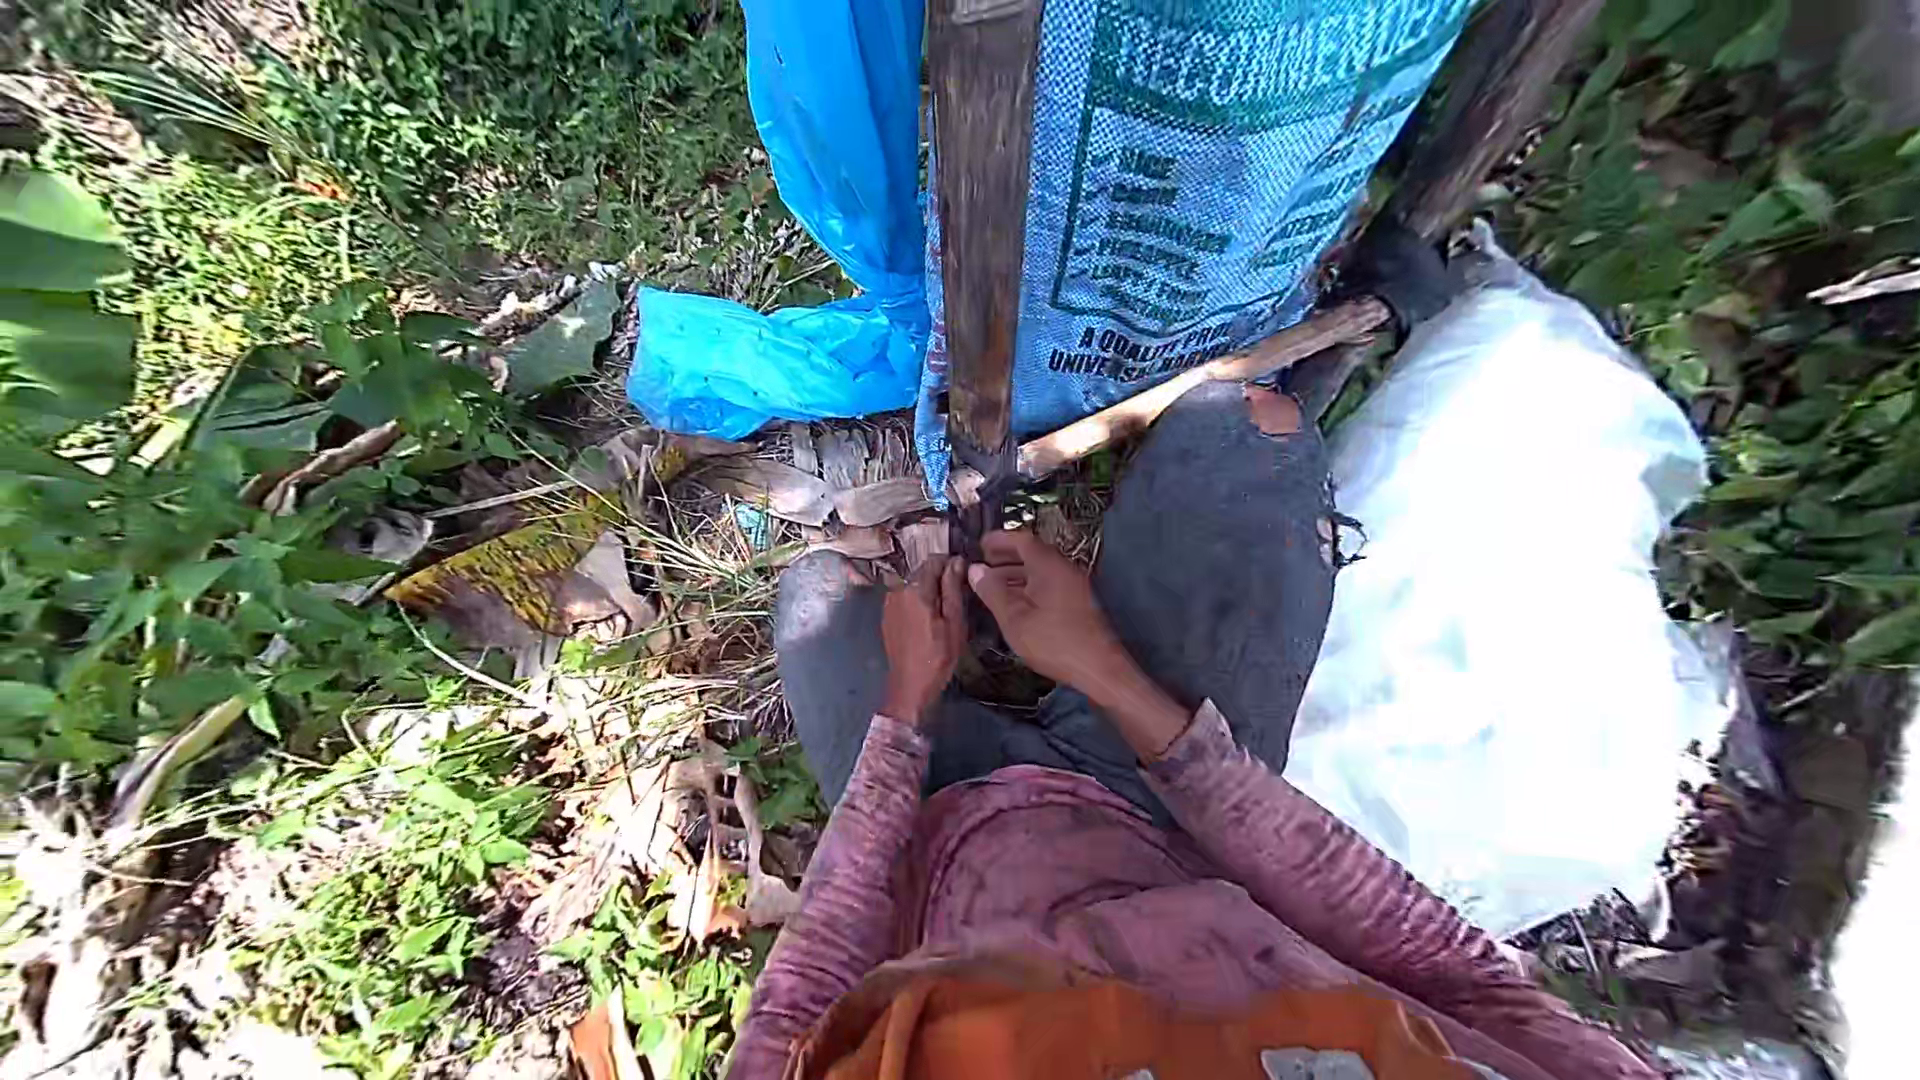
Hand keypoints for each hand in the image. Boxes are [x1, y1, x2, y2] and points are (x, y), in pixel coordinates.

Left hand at [880, 555, 966, 725]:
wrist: (910, 685)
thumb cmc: (938, 656)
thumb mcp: (954, 622)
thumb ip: (953, 588)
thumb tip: (956, 560)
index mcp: (915, 588)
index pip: (934, 560)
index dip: (951, 565)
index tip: (963, 580)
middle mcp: (897, 589)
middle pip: (922, 571)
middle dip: (940, 578)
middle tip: (956, 600)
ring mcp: (889, 602)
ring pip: (913, 584)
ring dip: (928, 590)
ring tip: (943, 612)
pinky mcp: (887, 614)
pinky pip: (905, 597)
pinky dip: (917, 601)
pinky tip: (927, 620)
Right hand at [965, 529, 1130, 691]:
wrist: (1098, 667)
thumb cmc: (1055, 642)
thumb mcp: (1013, 618)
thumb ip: (992, 591)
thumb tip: (976, 571)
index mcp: (1048, 565)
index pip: (1021, 539)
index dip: (999, 540)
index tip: (981, 544)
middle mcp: (1064, 569)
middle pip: (1032, 552)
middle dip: (1005, 556)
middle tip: (983, 563)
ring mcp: (1074, 585)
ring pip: (1041, 570)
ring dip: (1016, 573)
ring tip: (993, 585)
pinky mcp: (1078, 601)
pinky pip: (1049, 583)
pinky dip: (1030, 586)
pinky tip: (1016, 603)